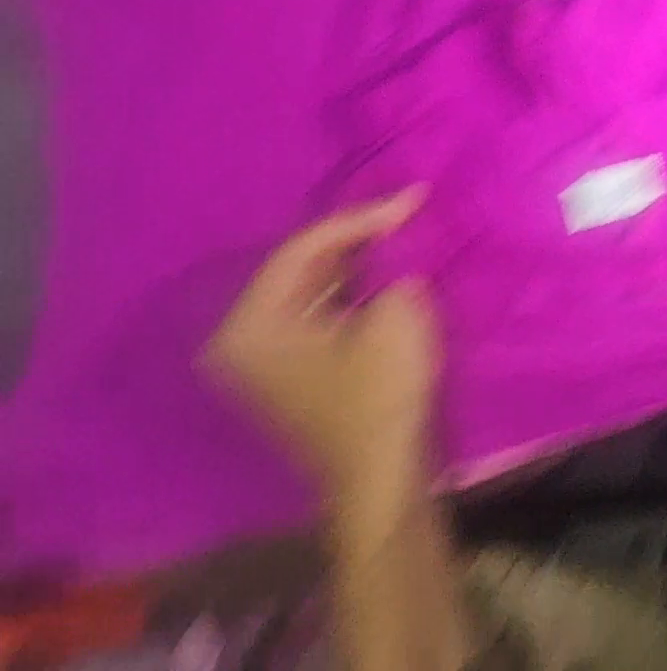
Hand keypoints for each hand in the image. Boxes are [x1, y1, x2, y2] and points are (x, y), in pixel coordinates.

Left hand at [201, 188, 438, 492]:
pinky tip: (395, 274)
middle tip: (411, 212)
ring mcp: (270, 358)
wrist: (383, 472)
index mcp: (252, 325)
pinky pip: (326, 312)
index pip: (304, 251)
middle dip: (360, 238)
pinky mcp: (300, 371)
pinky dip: (360, 290)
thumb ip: (394, 269)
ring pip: (317, 290)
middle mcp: (245, 338)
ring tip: (408, 234)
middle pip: (304, 268)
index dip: (362, 219)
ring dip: (363, 262)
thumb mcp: (395, 319)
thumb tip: (401, 244)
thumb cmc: (380, 395)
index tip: (414, 199)